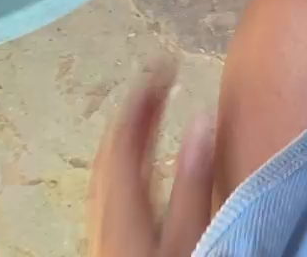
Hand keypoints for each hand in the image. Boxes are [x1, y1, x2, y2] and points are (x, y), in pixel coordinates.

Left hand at [87, 62, 217, 256]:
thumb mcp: (193, 232)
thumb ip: (196, 178)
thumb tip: (202, 118)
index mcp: (123, 208)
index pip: (123, 140)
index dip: (141, 99)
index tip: (164, 67)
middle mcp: (105, 217)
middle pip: (111, 153)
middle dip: (135, 111)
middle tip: (160, 79)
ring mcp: (104, 233)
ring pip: (108, 171)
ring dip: (131, 134)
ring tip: (154, 110)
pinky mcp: (111, 244)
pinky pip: (113, 186)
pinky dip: (129, 158)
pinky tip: (146, 162)